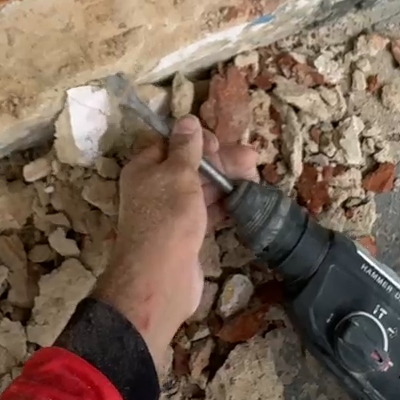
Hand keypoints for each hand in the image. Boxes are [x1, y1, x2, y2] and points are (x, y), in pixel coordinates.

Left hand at [92, 115, 256, 372]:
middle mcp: (154, 188)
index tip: (218, 144)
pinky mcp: (185, 234)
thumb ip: (186, 148)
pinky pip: (205, 211)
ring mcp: (170, 212)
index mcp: (145, 168)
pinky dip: (223, 203)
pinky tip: (244, 199)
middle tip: (250, 158)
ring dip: (226, 181)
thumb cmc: (167, 217)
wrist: (160, 280)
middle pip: (191, 166)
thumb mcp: (178, 174)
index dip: (197, 141)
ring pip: (201, 189)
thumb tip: (187, 119)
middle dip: (220, 161)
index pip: (173, 144)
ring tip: (254, 177)